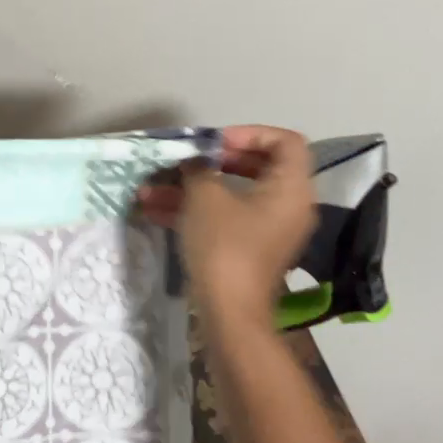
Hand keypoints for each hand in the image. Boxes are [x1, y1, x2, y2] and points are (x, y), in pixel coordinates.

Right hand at [139, 125, 317, 319]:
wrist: (228, 309)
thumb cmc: (224, 245)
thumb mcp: (205, 198)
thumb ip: (199, 169)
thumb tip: (194, 162)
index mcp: (291, 188)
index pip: (285, 142)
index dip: (249, 133)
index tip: (214, 142)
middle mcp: (288, 205)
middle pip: (258, 167)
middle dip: (214, 161)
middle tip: (187, 160)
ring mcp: (268, 228)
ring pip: (232, 195)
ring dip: (192, 188)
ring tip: (151, 188)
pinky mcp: (249, 248)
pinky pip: (224, 217)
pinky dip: (195, 210)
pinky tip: (154, 210)